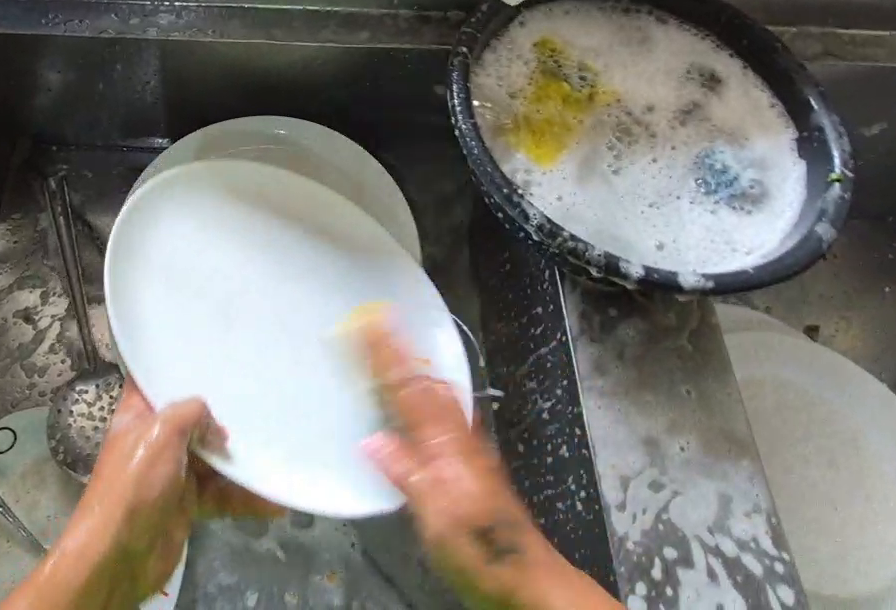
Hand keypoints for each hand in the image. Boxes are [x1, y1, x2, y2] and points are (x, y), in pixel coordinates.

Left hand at [4, 380, 278, 609]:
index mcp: (138, 412)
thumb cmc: (134, 482)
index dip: (178, 363)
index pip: (156, 378)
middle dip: (222, 411)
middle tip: (257, 393)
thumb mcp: (161, 431)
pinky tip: (274, 501)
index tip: (211, 351)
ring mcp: (173, 470)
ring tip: (276, 445)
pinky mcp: (188, 502)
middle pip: (194, 417)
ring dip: (240, 457)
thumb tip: (217, 428)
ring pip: (213, 456)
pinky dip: (246, 497)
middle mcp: (156, 437)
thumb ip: (193, 413)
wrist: (120, 555)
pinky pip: (222, 493)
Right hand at [357, 313, 621, 609]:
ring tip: (400, 347)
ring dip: (418, 367)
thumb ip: (405, 474)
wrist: (522, 572)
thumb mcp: (433, 517)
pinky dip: (431, 391)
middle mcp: (457, 436)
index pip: (409, 390)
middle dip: (403, 352)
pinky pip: (448, 408)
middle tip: (381, 325)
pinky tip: (430, 394)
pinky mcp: (474, 459)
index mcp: (442, 444)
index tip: (373, 323)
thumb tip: (372, 439)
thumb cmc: (477, 546)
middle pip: (426, 382)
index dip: (389, 355)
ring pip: (439, 393)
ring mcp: (469, 445)